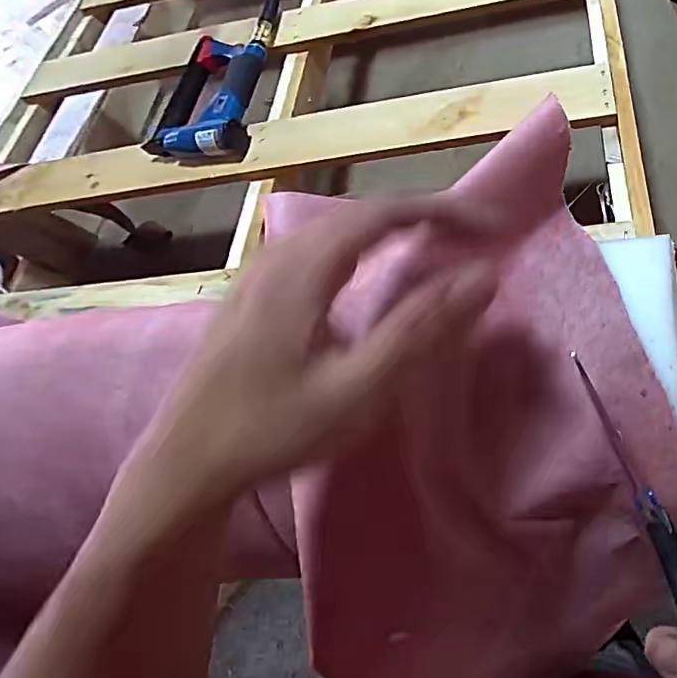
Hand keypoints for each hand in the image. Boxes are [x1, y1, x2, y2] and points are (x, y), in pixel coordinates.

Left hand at [108, 196, 499, 539]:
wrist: (182, 467)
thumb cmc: (271, 431)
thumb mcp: (355, 390)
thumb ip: (419, 331)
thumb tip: (482, 276)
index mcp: (305, 267)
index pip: (388, 212)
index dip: (447, 210)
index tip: (494, 226)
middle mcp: (282, 254)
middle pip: (366, 212)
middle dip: (429, 216)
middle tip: (478, 237)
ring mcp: (263, 270)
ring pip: (343, 227)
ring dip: (398, 228)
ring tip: (441, 245)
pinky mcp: (256, 292)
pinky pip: (325, 247)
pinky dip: (368, 246)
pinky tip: (376, 271)